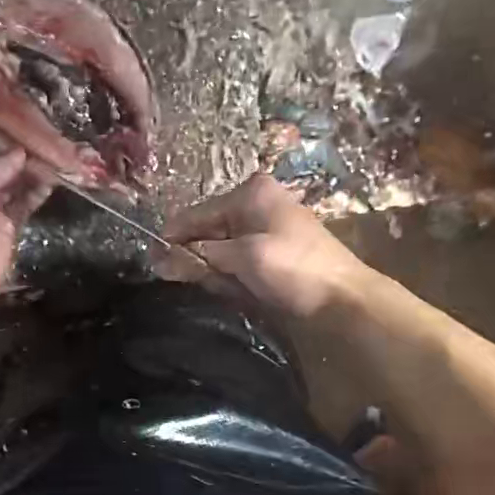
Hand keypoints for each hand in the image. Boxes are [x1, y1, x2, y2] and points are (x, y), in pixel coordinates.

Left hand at [0, 147, 52, 308]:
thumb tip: (19, 152)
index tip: (17, 132)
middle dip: (16, 160)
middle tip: (40, 144)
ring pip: (12, 186)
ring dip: (29, 175)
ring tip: (49, 162)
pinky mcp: (8, 225)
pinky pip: (22, 204)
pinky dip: (34, 194)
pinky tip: (48, 184)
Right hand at [159, 172, 373, 318]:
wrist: (344, 300)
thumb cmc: (295, 269)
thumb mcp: (244, 257)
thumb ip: (201, 255)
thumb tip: (160, 258)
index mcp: (251, 194)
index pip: (197, 213)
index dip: (173, 237)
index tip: (151, 260)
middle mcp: (254, 206)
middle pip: (206, 231)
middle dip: (194, 256)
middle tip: (178, 278)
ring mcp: (263, 231)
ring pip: (218, 250)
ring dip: (213, 271)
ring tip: (223, 287)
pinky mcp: (269, 255)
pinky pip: (234, 262)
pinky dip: (228, 277)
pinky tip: (235, 291)